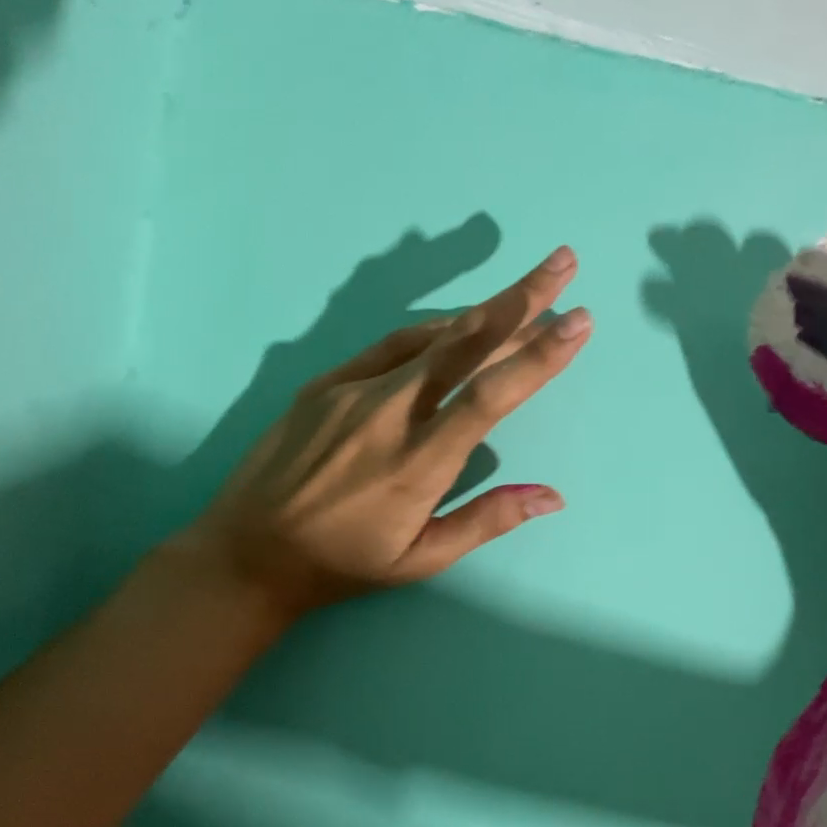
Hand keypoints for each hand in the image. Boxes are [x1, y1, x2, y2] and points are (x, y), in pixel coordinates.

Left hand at [177, 246, 589, 617]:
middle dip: (520, 299)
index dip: (539, 356)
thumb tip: (553, 496)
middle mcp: (390, 412)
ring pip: (431, 336)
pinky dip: (433, 330)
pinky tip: (458, 324)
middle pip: (466, 343)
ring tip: (523, 291)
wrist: (247, 551)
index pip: (491, 396)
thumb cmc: (344, 564)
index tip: (578, 321)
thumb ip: (487, 520)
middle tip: (562, 261)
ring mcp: (352, 391)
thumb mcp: (421, 559)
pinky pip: (390, 345)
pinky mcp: (325, 383)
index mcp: (419, 461)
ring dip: (483, 310)